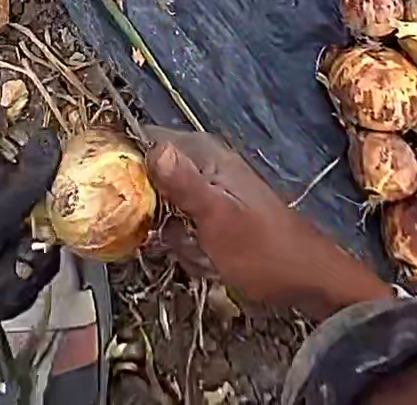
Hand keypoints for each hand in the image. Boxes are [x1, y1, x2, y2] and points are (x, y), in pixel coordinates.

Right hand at [145, 126, 390, 319]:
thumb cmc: (261, 248)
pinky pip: (181, 222)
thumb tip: (152, 145)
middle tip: (154, 230)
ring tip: (188, 249)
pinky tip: (197, 258)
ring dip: (167, 229)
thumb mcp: (216, 217)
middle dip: (147, 203)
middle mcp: (203, 162)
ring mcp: (209, 187)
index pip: (148, 138)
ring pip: (164, 202)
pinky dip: (183, 241)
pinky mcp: (213, 213)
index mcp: (203, 152)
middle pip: (152, 171)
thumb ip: (183, 182)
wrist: (307, 279)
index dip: (126, 158)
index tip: (110, 184)